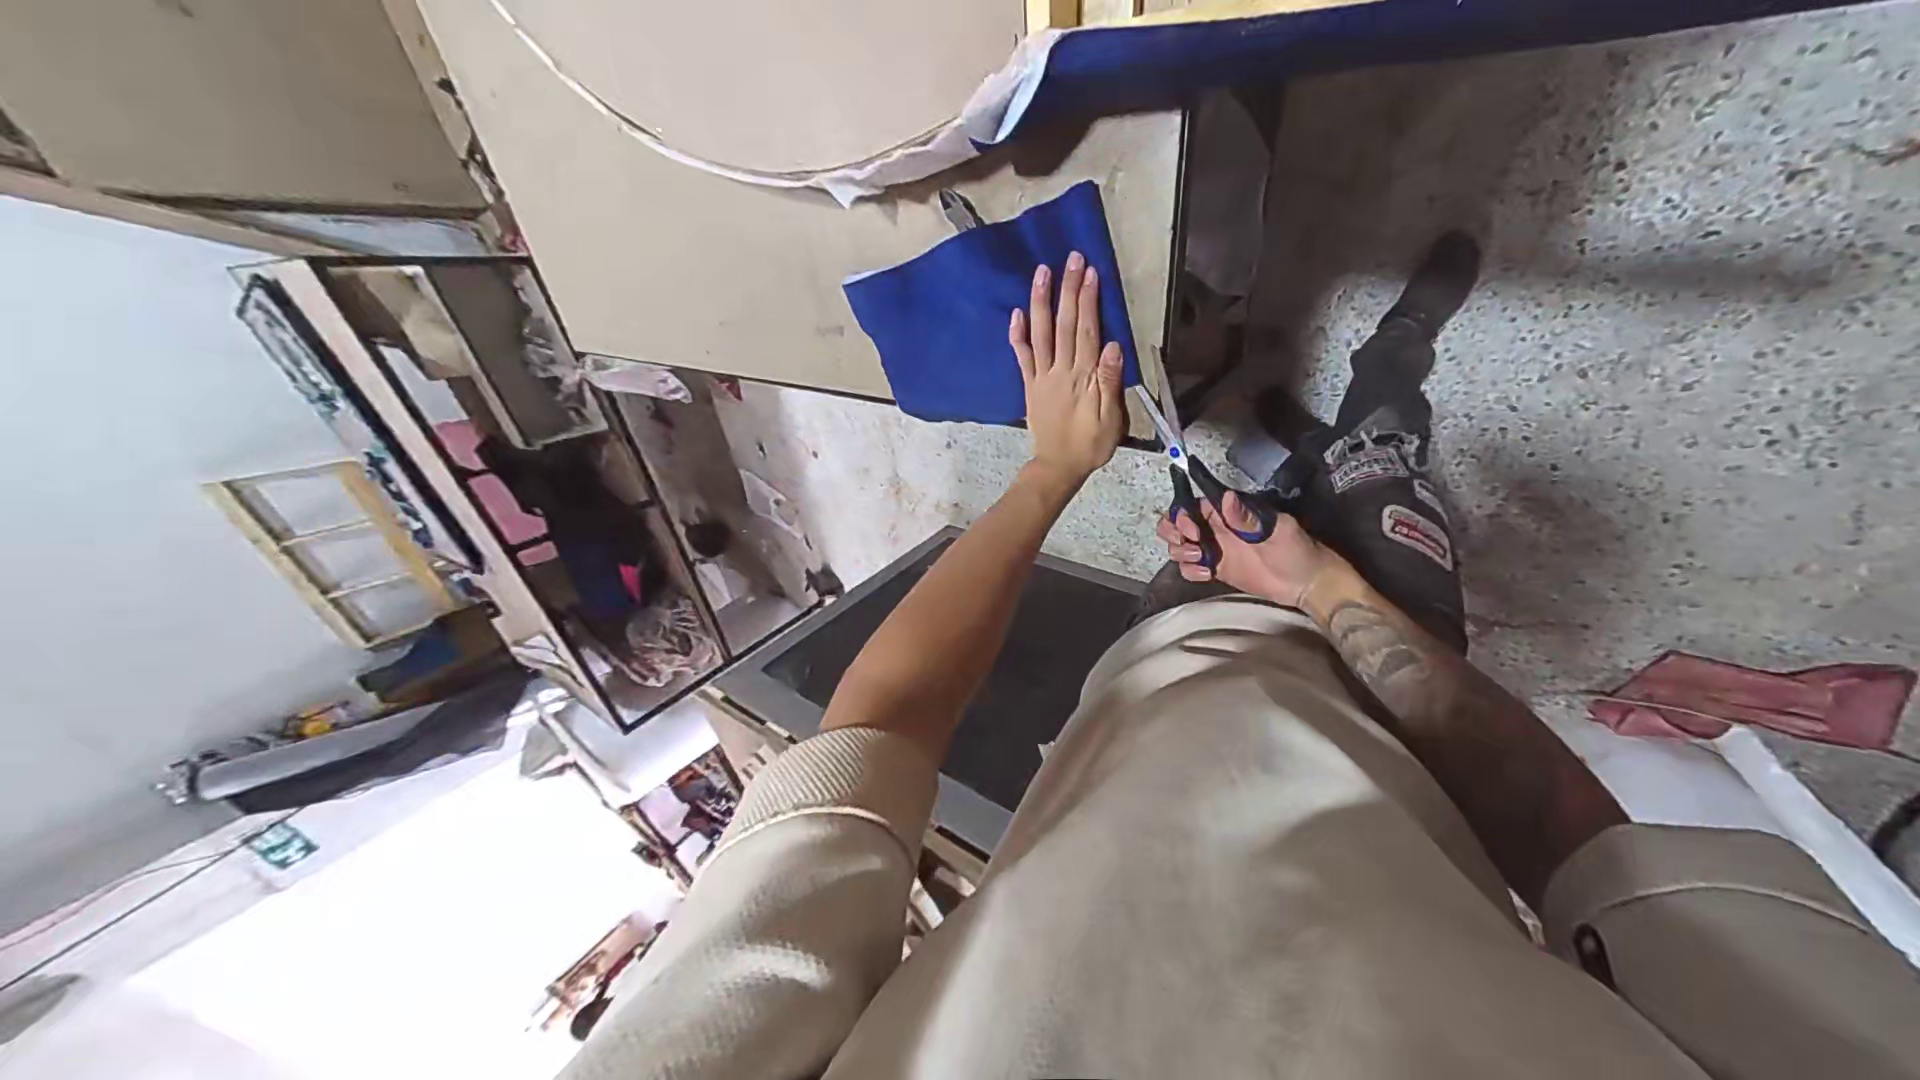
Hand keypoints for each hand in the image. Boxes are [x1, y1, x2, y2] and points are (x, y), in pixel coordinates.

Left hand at [1011, 252, 1125, 482]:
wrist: (1058, 467)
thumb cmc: (1090, 445)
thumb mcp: (1111, 419)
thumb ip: (1110, 382)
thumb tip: (1114, 346)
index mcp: (1084, 377)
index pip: (1087, 331)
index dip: (1088, 300)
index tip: (1089, 272)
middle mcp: (1060, 371)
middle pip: (1065, 324)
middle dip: (1068, 289)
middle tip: (1071, 258)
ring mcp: (1042, 377)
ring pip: (1041, 333)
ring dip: (1041, 302)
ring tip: (1041, 272)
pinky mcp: (1030, 386)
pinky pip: (1022, 356)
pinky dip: (1017, 334)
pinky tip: (1016, 312)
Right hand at [1154, 491, 1345, 608]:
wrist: (1305, 583)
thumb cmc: (1295, 549)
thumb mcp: (1277, 528)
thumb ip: (1247, 516)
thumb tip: (1225, 498)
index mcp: (1227, 512)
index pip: (1192, 506)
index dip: (1183, 515)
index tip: (1193, 530)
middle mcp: (1214, 528)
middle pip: (1176, 525)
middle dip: (1173, 533)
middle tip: (1191, 545)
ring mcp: (1212, 550)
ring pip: (1178, 547)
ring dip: (1181, 553)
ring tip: (1203, 562)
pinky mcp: (1214, 570)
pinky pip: (1189, 568)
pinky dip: (1191, 571)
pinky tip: (1207, 574)